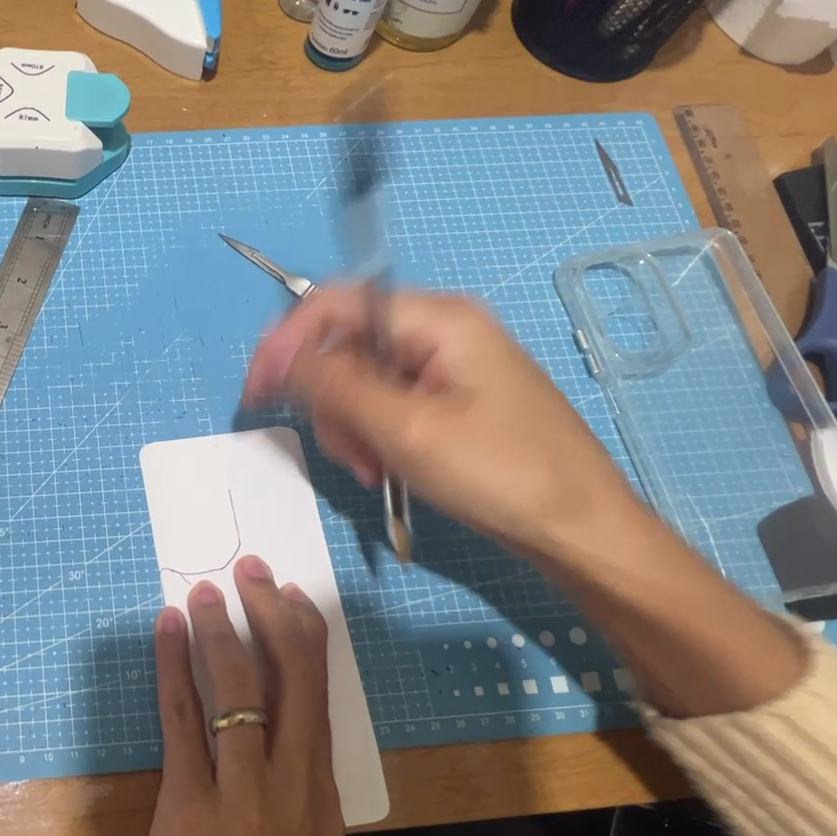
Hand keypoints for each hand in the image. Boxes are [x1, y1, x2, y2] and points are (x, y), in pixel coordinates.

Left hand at [109, 557, 342, 835]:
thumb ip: (291, 788)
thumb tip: (271, 717)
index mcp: (325, 803)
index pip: (323, 698)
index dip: (308, 637)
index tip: (293, 596)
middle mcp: (296, 793)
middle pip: (292, 680)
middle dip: (273, 615)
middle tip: (252, 570)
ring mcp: (245, 799)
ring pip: (237, 689)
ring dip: (219, 630)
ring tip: (204, 592)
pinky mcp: (190, 807)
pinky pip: (182, 718)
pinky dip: (172, 665)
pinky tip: (167, 630)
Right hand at [244, 287, 646, 564]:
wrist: (579, 529)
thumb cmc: (500, 474)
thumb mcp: (406, 429)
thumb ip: (335, 385)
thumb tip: (278, 355)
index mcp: (437, 320)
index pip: (337, 306)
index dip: (287, 342)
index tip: (257, 392)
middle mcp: (439, 331)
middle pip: (346, 345)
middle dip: (329, 399)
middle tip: (345, 451)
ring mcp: (446, 367)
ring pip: (361, 380)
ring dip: (350, 425)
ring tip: (373, 469)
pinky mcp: (449, 400)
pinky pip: (387, 404)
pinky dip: (373, 435)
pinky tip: (386, 469)